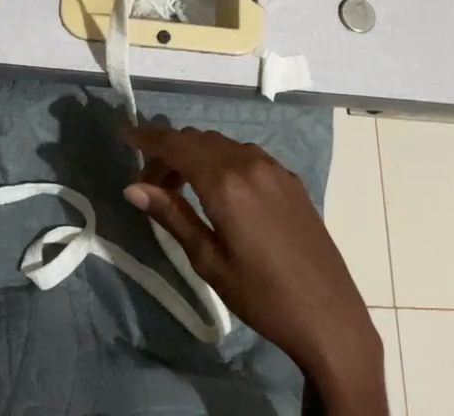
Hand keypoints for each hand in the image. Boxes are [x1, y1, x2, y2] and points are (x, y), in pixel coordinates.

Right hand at [123, 126, 385, 410]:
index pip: (177, 145)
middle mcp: (250, 163)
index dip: (147, 137)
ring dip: (195, 156)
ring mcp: (274, 169)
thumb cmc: (262, 296)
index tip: (124, 136)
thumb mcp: (209, 260)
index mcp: (226, 182)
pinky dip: (221, 160)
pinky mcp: (290, 180)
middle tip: (150, 185)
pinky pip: (245, 155)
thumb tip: (133, 187)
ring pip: (222, 144)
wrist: (329, 316)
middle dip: (168, 152)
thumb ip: (172, 216)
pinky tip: (218, 191)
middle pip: (198, 140)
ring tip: (180, 190)